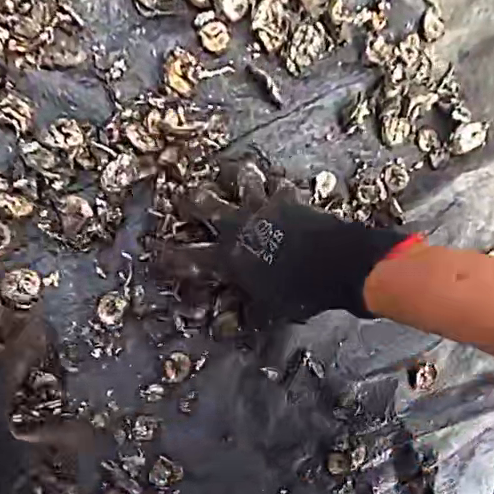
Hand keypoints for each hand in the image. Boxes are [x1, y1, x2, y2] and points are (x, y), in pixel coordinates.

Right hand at [167, 158, 415, 322]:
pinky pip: (277, 184)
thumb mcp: (270, 309)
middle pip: (203, 205)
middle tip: (183, 198)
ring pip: (240, 180)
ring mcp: (263, 208)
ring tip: (228, 172)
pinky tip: (275, 184)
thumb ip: (251, 308)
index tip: (153, 254)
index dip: (167, 257)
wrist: (340, 264)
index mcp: (227, 258)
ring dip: (233, 176)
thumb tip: (243, 322)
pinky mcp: (289, 199)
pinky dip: (274, 185)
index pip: (187, 258)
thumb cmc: (301, 293)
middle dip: (189, 200)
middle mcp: (238, 227)